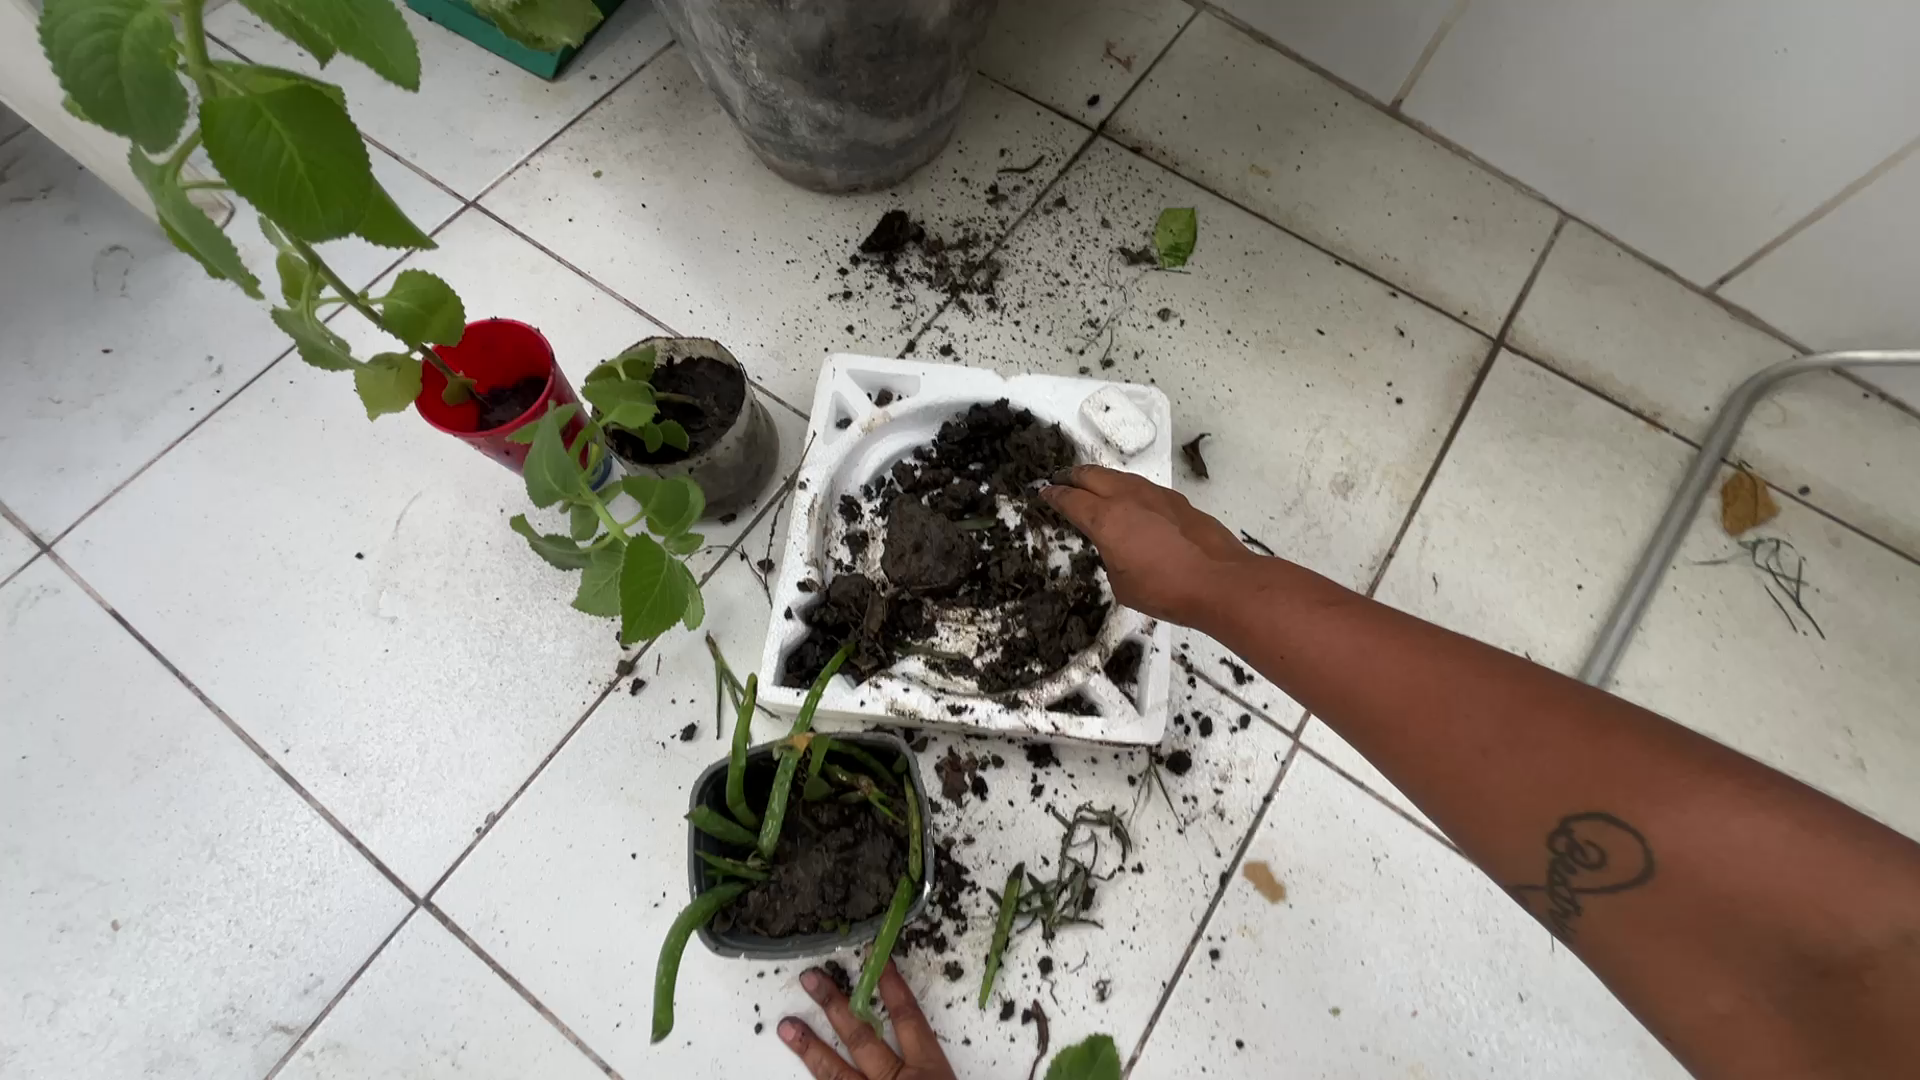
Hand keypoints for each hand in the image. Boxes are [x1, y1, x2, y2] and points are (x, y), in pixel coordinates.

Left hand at [779, 962, 956, 1079]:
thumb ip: (920, 1058)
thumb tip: (898, 1024)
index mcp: (929, 1074)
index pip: (908, 1018)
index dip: (891, 986)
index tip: (874, 957)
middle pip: (864, 1038)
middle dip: (835, 1006)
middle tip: (810, 978)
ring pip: (837, 1077)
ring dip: (811, 1049)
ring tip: (786, 1025)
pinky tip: (799, 1074)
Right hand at [1041, 464, 1256, 626]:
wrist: (1219, 582)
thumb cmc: (1164, 590)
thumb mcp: (1121, 583)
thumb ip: (1111, 557)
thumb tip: (1118, 547)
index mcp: (1105, 520)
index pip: (1070, 500)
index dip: (1053, 496)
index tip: (1044, 492)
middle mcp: (1127, 498)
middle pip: (1091, 476)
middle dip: (1072, 477)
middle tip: (1061, 480)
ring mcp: (1155, 495)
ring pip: (1119, 476)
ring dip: (1100, 478)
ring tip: (1092, 485)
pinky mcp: (1177, 501)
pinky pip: (1142, 487)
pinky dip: (1127, 489)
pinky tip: (1131, 501)